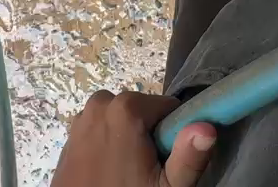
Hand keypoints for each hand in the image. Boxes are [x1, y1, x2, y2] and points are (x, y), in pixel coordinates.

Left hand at [52, 90, 217, 186]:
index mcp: (126, 107)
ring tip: (126, 173)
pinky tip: (108, 173)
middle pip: (142, 112)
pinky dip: (107, 144)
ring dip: (126, 139)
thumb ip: (189, 158)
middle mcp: (101, 104)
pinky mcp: (70, 137)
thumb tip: (208, 128)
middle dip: (147, 136)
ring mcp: (82, 119)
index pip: (166, 108)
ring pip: (120, 120)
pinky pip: (100, 130)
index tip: (163, 161)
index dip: (169, 134)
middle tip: (145, 171)